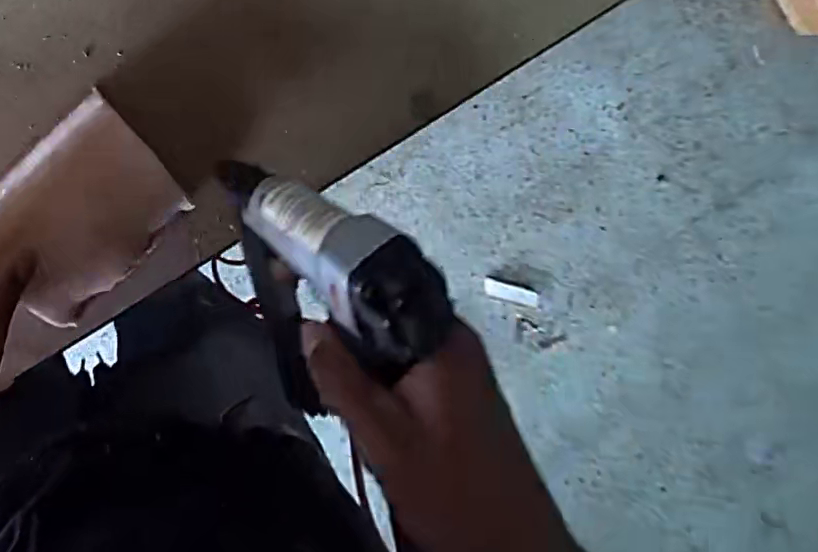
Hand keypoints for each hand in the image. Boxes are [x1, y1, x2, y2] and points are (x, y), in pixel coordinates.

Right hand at [304, 320, 579, 551]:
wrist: (511, 551)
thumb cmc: (454, 493)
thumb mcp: (384, 436)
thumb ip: (341, 378)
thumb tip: (307, 329)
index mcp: (442, 335)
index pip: (376, 291)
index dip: (336, 299)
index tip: (306, 319)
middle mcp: (453, 340)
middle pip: (381, 321)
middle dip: (350, 349)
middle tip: (332, 385)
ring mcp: (457, 367)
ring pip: (390, 350)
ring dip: (365, 375)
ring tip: (356, 415)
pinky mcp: (455, 394)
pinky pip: (406, 372)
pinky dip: (384, 391)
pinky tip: (379, 427)